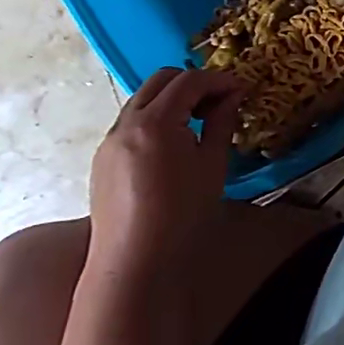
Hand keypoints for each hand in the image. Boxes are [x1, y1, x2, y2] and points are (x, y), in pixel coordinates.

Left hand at [87, 68, 243, 267]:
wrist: (134, 264)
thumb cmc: (182, 215)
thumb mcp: (212, 165)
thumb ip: (221, 122)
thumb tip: (232, 96)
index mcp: (155, 123)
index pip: (189, 81)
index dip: (219, 80)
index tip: (241, 89)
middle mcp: (126, 123)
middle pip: (161, 80)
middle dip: (193, 82)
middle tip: (220, 100)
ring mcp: (110, 140)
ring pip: (143, 99)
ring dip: (173, 98)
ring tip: (200, 121)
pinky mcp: (103, 158)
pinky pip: (131, 122)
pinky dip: (156, 117)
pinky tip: (175, 142)